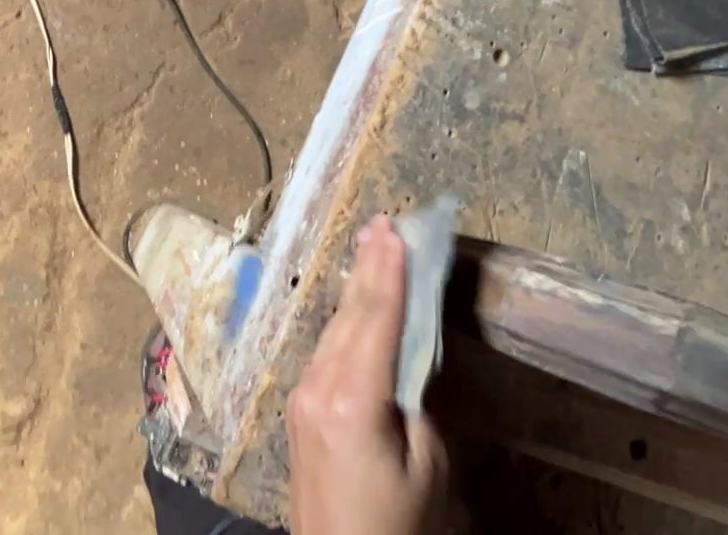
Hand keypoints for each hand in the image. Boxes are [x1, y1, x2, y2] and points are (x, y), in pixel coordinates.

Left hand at [289, 214, 447, 534]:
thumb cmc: (395, 525)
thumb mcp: (428, 467)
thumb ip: (418, 402)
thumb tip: (406, 364)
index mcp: (352, 399)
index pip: (378, 318)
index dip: (391, 271)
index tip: (396, 230)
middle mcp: (318, 387)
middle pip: (351, 314)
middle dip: (369, 266)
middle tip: (381, 222)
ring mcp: (302, 397)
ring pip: (335, 327)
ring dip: (356, 287)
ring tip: (370, 247)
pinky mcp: (299, 410)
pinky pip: (327, 350)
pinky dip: (346, 319)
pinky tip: (354, 302)